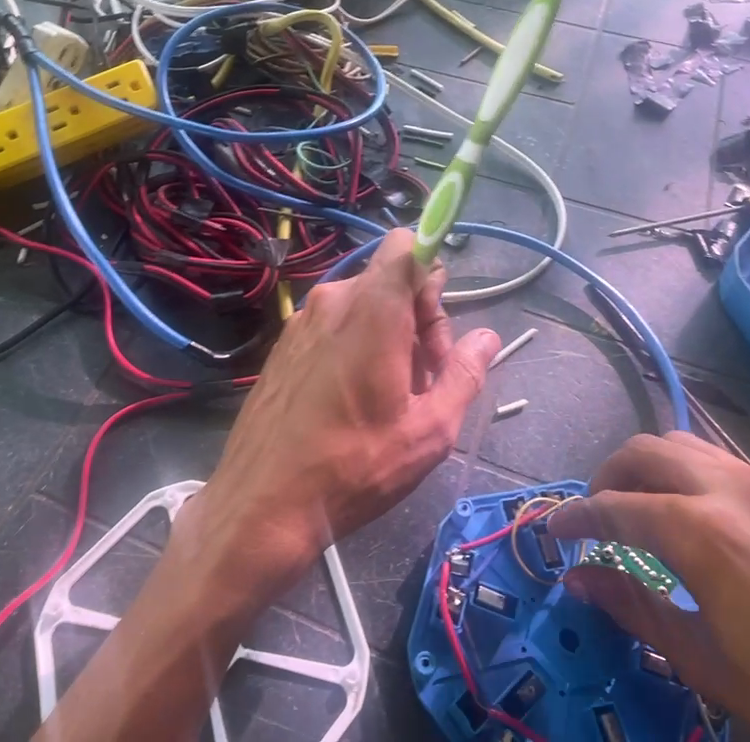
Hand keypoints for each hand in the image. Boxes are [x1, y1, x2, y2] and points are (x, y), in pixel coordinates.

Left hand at [188, 228, 500, 591]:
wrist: (263, 503)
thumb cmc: (354, 467)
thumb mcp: (429, 430)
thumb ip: (463, 374)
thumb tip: (486, 338)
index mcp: (373, 309)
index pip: (408, 245)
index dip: (432, 277)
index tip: (436, 333)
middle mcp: (334, 301)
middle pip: (391, 283)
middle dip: (418, 322)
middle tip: (424, 385)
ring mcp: (302, 321)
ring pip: (363, 307)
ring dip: (388, 340)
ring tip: (391, 402)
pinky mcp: (284, 345)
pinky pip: (334, 327)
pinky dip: (355, 349)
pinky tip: (354, 403)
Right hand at [549, 432, 749, 741]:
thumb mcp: (709, 666)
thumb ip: (636, 609)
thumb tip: (581, 580)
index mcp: (701, 533)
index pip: (614, 506)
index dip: (576, 517)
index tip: (555, 530)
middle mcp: (734, 491)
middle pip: (647, 452)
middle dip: (607, 476)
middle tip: (594, 516)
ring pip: (690, 447)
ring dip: (651, 468)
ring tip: (641, 510)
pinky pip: (731, 466)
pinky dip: (694, 478)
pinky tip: (702, 522)